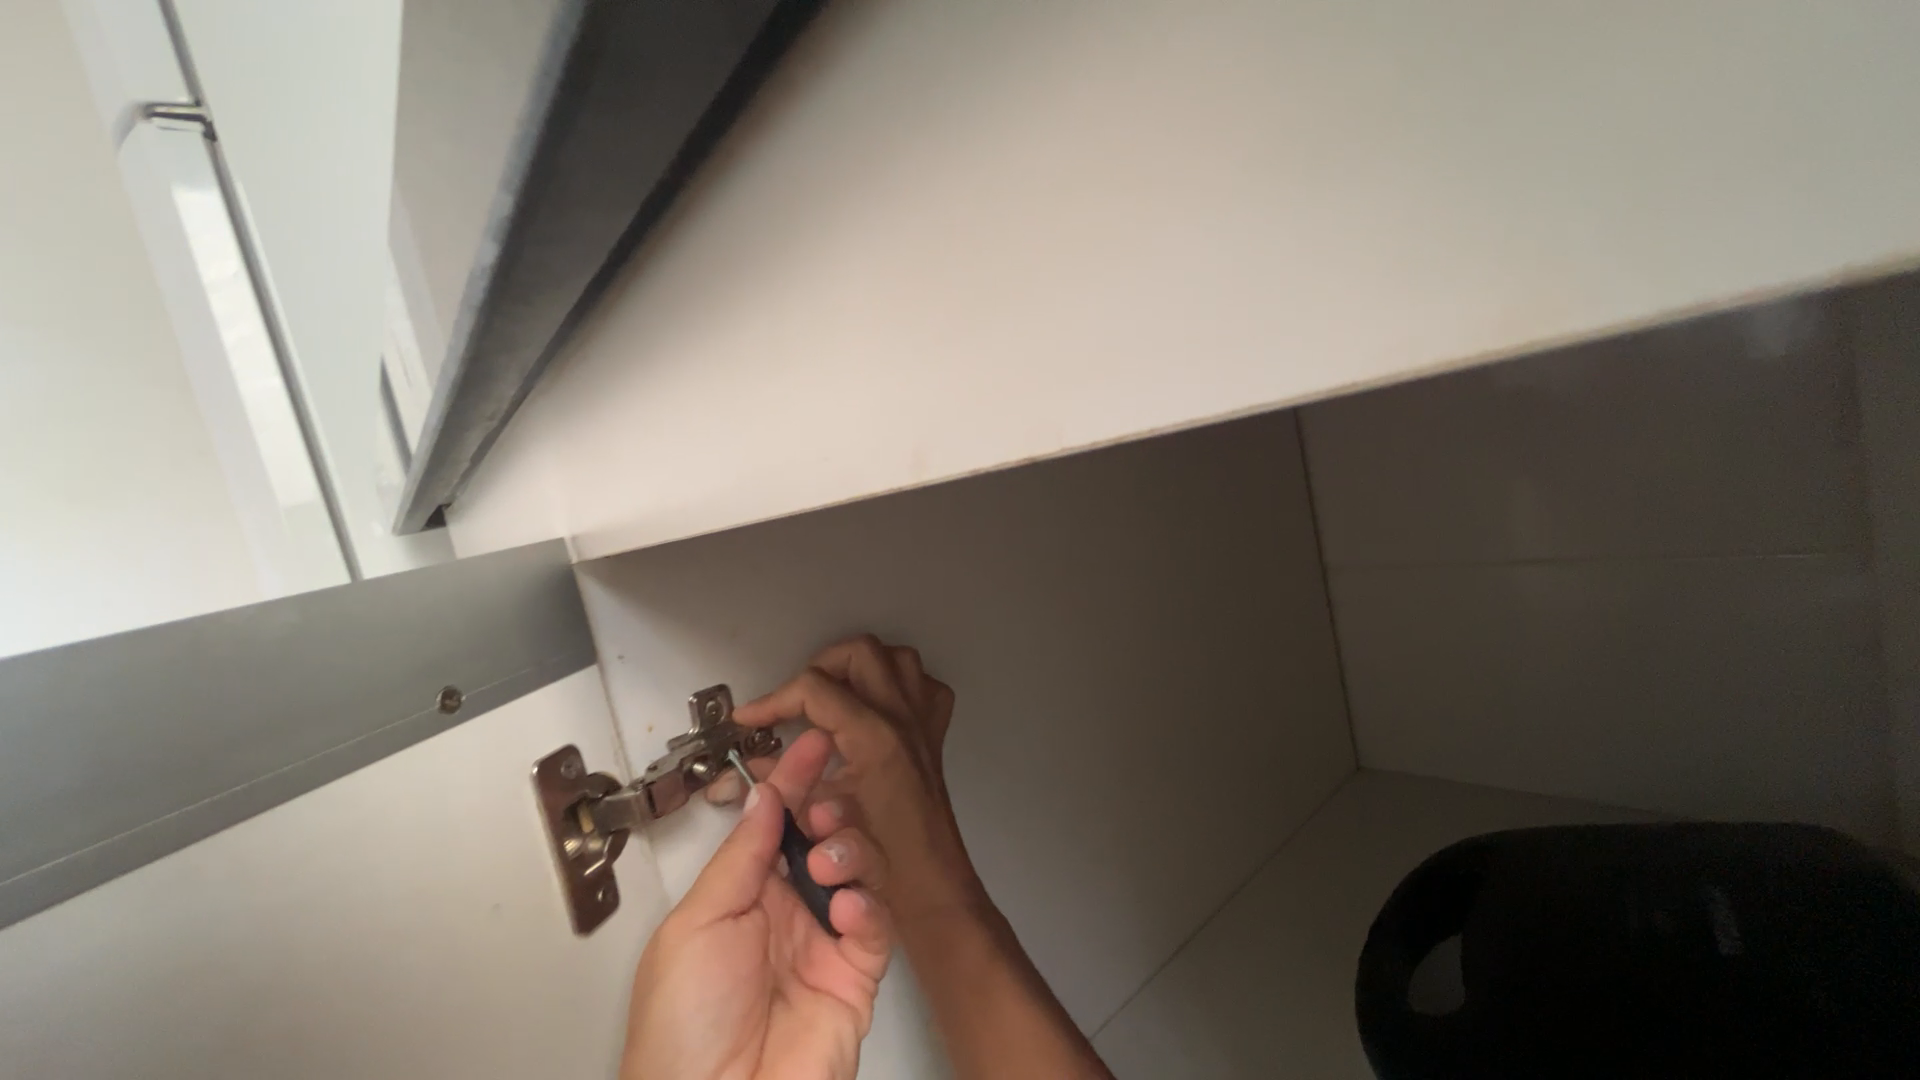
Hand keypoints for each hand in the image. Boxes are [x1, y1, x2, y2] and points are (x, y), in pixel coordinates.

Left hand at [621, 729, 892, 1079]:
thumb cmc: (683, 1025)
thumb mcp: (697, 924)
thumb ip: (742, 855)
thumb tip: (769, 794)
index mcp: (746, 893)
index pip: (780, 823)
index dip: (798, 781)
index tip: (815, 743)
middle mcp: (790, 909)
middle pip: (828, 837)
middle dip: (833, 812)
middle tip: (824, 811)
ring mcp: (826, 941)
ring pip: (861, 869)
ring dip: (852, 851)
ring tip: (830, 863)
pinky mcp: (857, 976)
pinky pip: (879, 925)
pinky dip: (870, 905)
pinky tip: (848, 908)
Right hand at [732, 636, 983, 920]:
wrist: (932, 885)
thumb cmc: (879, 860)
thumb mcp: (819, 817)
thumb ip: (785, 781)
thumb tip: (749, 762)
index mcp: (874, 736)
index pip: (815, 688)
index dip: (773, 699)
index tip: (748, 718)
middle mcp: (903, 717)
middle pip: (859, 652)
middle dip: (819, 668)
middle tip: (795, 701)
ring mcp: (925, 721)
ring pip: (896, 658)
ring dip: (861, 667)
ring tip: (832, 695)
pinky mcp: (936, 732)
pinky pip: (922, 684)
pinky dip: (897, 683)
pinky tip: (875, 708)